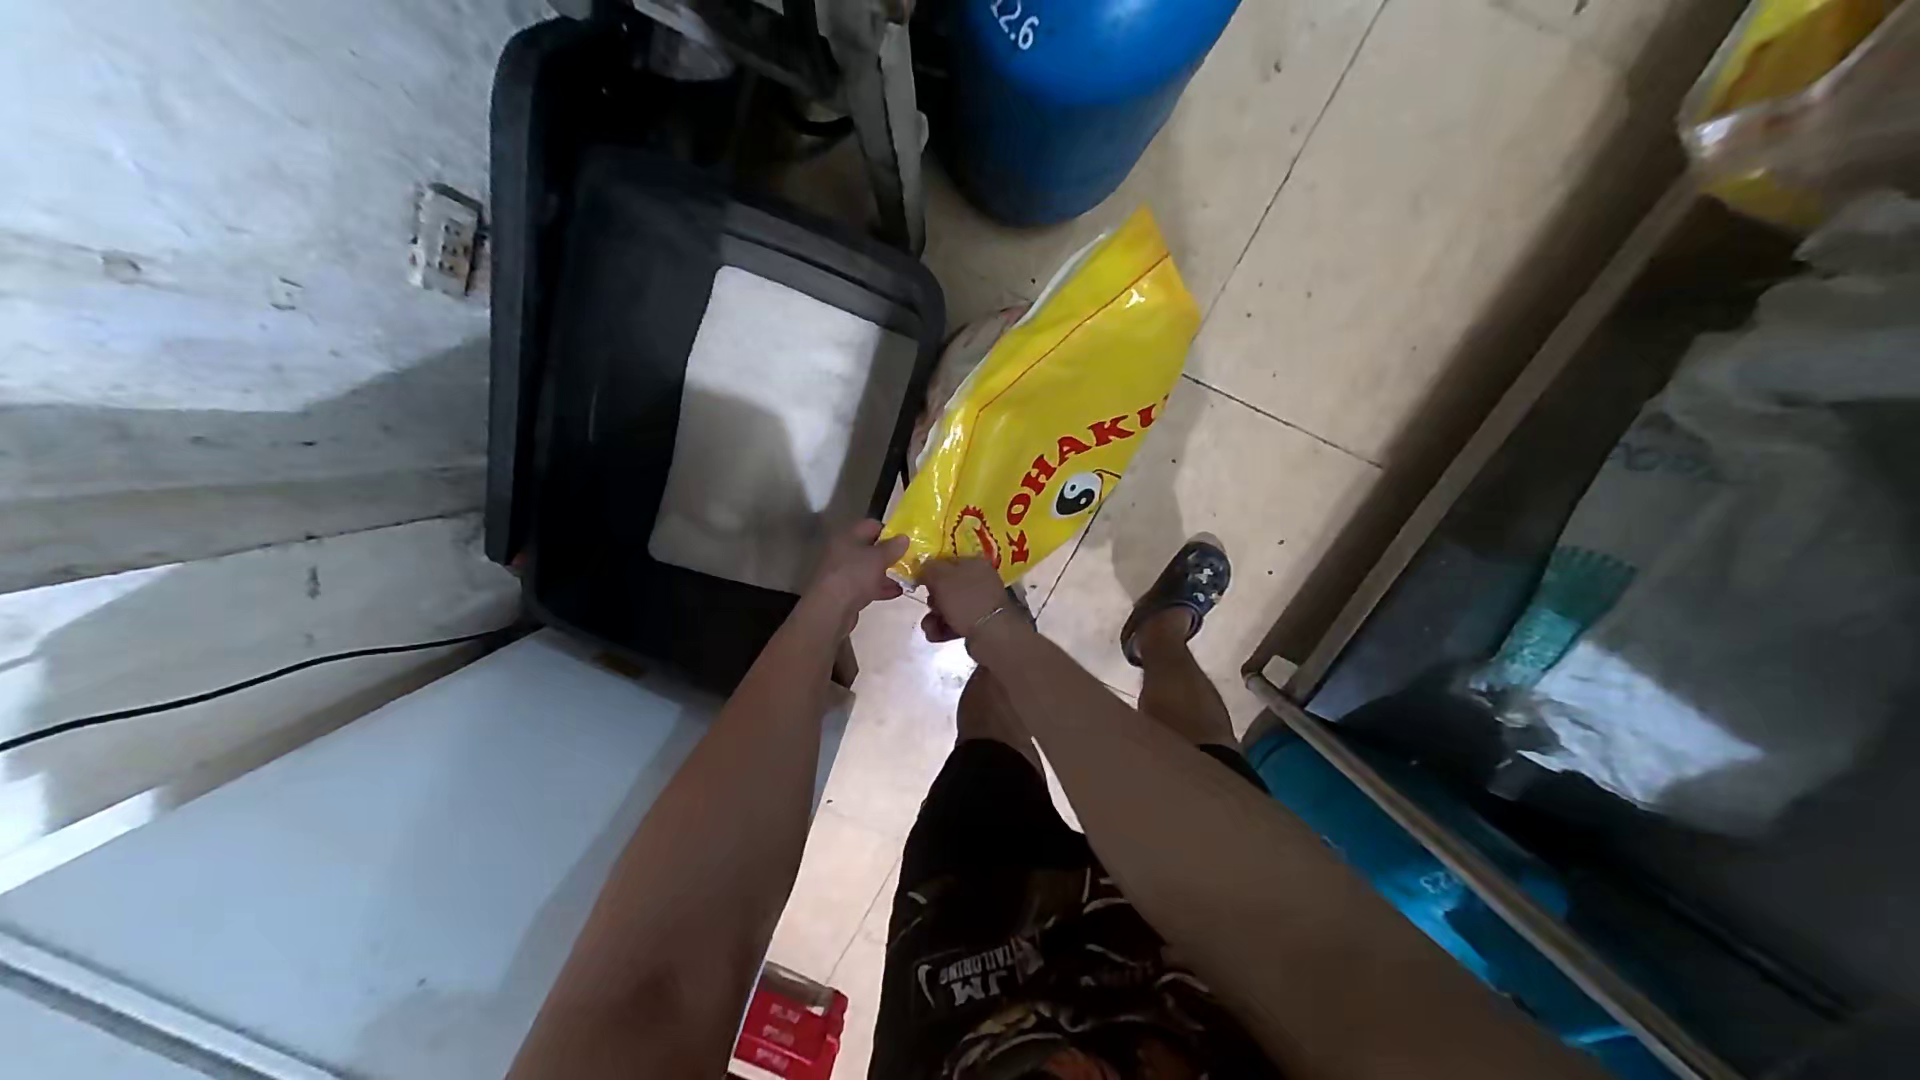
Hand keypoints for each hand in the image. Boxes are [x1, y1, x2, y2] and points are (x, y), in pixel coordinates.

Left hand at [806, 521, 907, 628]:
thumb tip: (904, 537)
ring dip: (887, 572)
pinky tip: (896, 592)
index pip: (871, 525)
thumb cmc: (854, 575)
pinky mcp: (845, 591)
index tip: (905, 541)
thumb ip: (893, 547)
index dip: (889, 531)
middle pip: (870, 548)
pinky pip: (866, 585)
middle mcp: (843, 551)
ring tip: (906, 578)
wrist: (831, 609)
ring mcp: (843, 572)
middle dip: (890, 554)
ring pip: (869, 568)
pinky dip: (880, 587)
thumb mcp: (878, 558)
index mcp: (848, 537)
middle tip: (908, 560)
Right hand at [918, 557, 1014, 644]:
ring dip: (934, 617)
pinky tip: (935, 635)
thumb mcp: (941, 578)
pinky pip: (955, 622)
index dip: (930, 571)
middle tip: (929, 606)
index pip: (947, 561)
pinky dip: (943, 629)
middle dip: (932, 599)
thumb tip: (923, 569)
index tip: (918, 582)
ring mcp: (980, 603)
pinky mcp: (978, 623)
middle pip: (947, 586)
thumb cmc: (965, 600)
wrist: (991, 634)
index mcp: (975, 563)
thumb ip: (928, 569)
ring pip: (949, 606)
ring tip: (929, 627)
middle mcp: (980, 581)